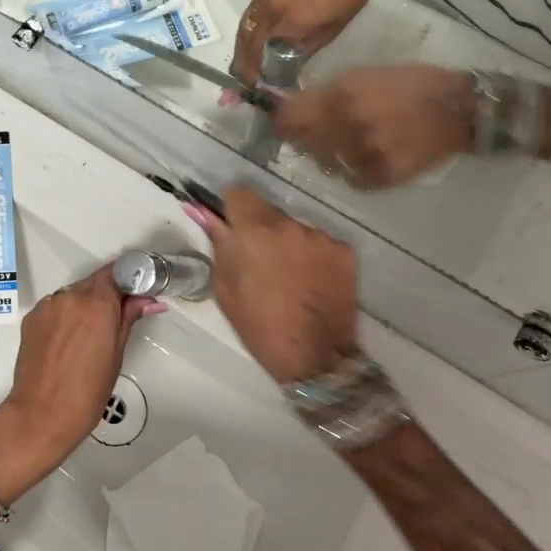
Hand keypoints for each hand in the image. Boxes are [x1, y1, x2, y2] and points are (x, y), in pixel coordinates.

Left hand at [0, 266, 161, 484]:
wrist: (41, 414)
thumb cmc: (87, 392)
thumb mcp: (116, 355)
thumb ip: (128, 319)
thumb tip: (149, 300)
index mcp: (95, 304)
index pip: (115, 272)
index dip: (128, 276)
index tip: (139, 288)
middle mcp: (69, 297)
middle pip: (93, 282)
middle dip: (108, 293)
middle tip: (120, 315)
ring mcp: (47, 306)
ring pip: (73, 294)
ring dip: (85, 304)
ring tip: (91, 335)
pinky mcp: (31, 318)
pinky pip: (55, 307)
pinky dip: (66, 315)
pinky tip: (69, 341)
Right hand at [191, 187, 358, 383]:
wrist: (315, 358)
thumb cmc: (259, 326)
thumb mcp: (225, 287)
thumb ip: (218, 244)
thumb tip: (205, 214)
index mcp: (253, 232)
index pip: (238, 193)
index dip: (232, 207)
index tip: (231, 225)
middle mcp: (288, 225)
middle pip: (267, 210)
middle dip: (259, 228)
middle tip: (260, 259)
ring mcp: (320, 237)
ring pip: (294, 227)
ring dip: (288, 242)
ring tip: (289, 275)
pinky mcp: (344, 251)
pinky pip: (320, 242)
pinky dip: (313, 255)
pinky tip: (312, 281)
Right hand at [230, 0, 389, 85]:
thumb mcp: (329, 31)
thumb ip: (300, 51)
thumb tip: (283, 72)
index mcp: (289, 21)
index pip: (261, 57)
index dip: (255, 78)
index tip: (253, 95)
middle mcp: (268, 11)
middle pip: (245, 48)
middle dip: (241, 72)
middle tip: (238, 93)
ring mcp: (261, 0)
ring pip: (242, 36)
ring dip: (240, 58)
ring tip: (241, 77)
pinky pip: (247, 24)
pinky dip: (245, 42)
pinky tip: (249, 53)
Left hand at [274, 64, 474, 188]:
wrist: (460, 111)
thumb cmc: (410, 84)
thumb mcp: (362, 75)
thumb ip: (326, 91)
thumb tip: (294, 103)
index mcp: (341, 96)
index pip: (291, 116)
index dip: (280, 121)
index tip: (279, 121)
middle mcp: (347, 126)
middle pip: (302, 142)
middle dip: (300, 138)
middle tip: (306, 134)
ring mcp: (363, 154)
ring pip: (323, 162)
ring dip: (325, 154)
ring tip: (341, 144)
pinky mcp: (381, 176)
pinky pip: (349, 178)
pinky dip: (349, 170)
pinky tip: (361, 158)